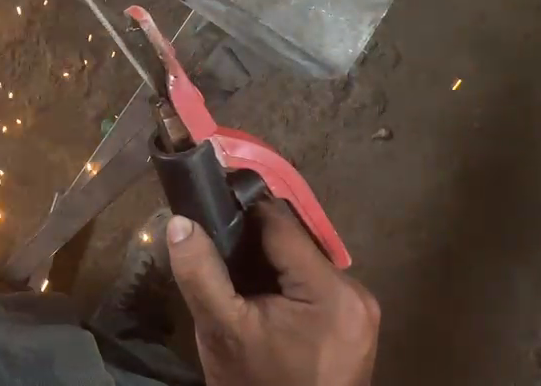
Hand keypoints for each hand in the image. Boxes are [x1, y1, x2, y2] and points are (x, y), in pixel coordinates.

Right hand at [167, 201, 379, 385]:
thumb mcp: (222, 330)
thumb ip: (200, 272)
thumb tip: (180, 221)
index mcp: (332, 291)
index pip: (277, 222)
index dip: (237, 212)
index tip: (203, 210)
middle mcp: (356, 293)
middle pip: (289, 240)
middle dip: (249, 241)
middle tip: (213, 252)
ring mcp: (360, 311)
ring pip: (297, 258)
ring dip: (263, 260)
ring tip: (230, 276)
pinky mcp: (353, 325)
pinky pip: (309, 281)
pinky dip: (280, 281)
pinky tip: (255, 297)